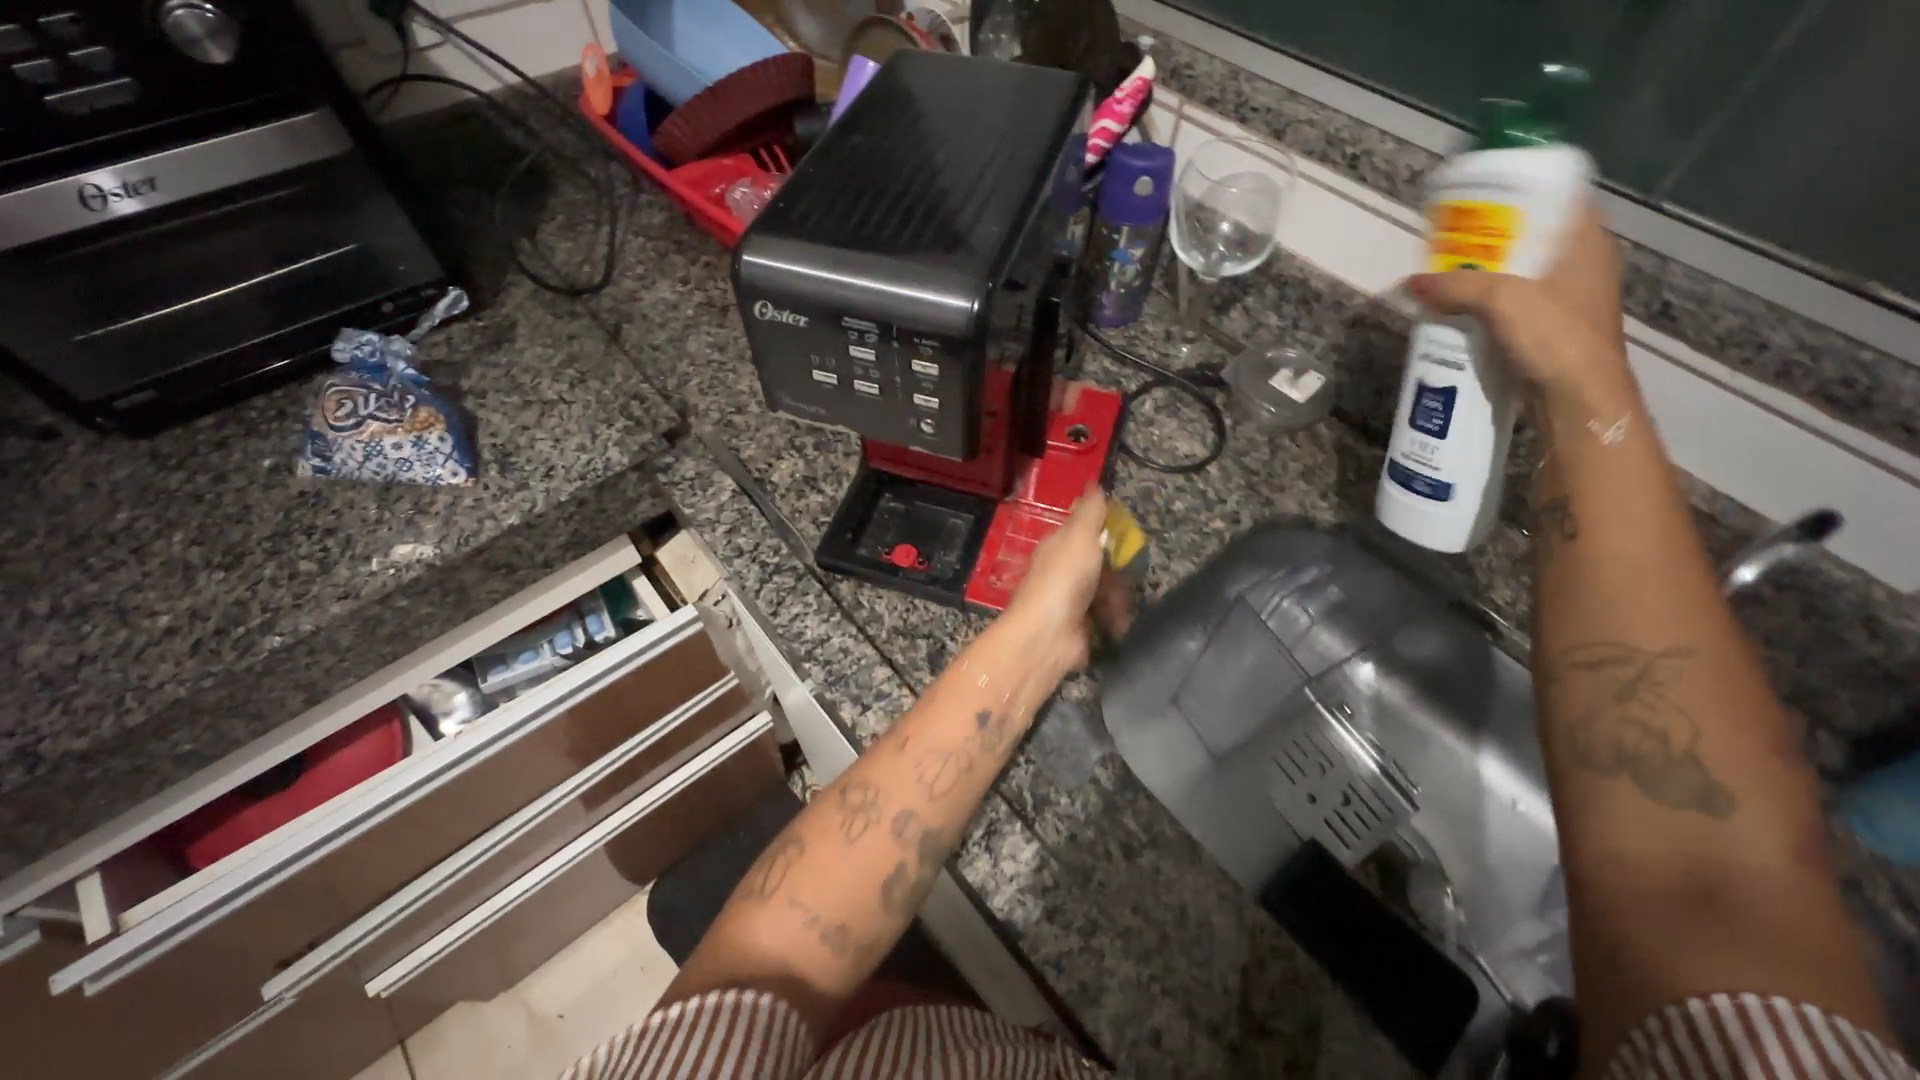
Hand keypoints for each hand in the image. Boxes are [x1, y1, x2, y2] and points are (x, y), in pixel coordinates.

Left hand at [1003, 486, 1107, 677]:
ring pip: (1109, 592)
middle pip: (1104, 564)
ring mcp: (1073, 601)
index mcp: (1059, 546)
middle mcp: (1064, 571)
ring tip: (1116, 608)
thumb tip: (1092, 481)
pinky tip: (1115, 625)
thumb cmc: (1063, 579)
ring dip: (1118, 600)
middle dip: (1119, 572)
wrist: (1047, 635)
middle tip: (1126, 575)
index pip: (1087, 532)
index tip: (1129, 537)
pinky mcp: (1082, 627)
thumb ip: (1089, 511)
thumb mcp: (1079, 536)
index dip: (1109, 533)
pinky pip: (1108, 618)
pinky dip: (1114, 621)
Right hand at [1405, 204, 1631, 402]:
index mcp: (1587, 242)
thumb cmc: (1554, 336)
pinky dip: (1491, 303)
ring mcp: (1571, 300)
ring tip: (1450, 272)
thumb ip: (1454, 286)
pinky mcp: (1555, 330)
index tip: (1484, 197)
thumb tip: (1409, 284)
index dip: (1522, 193)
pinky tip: (1462, 308)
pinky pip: (1518, 305)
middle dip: (1494, 238)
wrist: (1578, 400)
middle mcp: (1584, 265)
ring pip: (1524, 274)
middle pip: (1535, 237)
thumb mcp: (1500, 300)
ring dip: (1489, 274)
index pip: (1559, 199)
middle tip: (1454, 237)